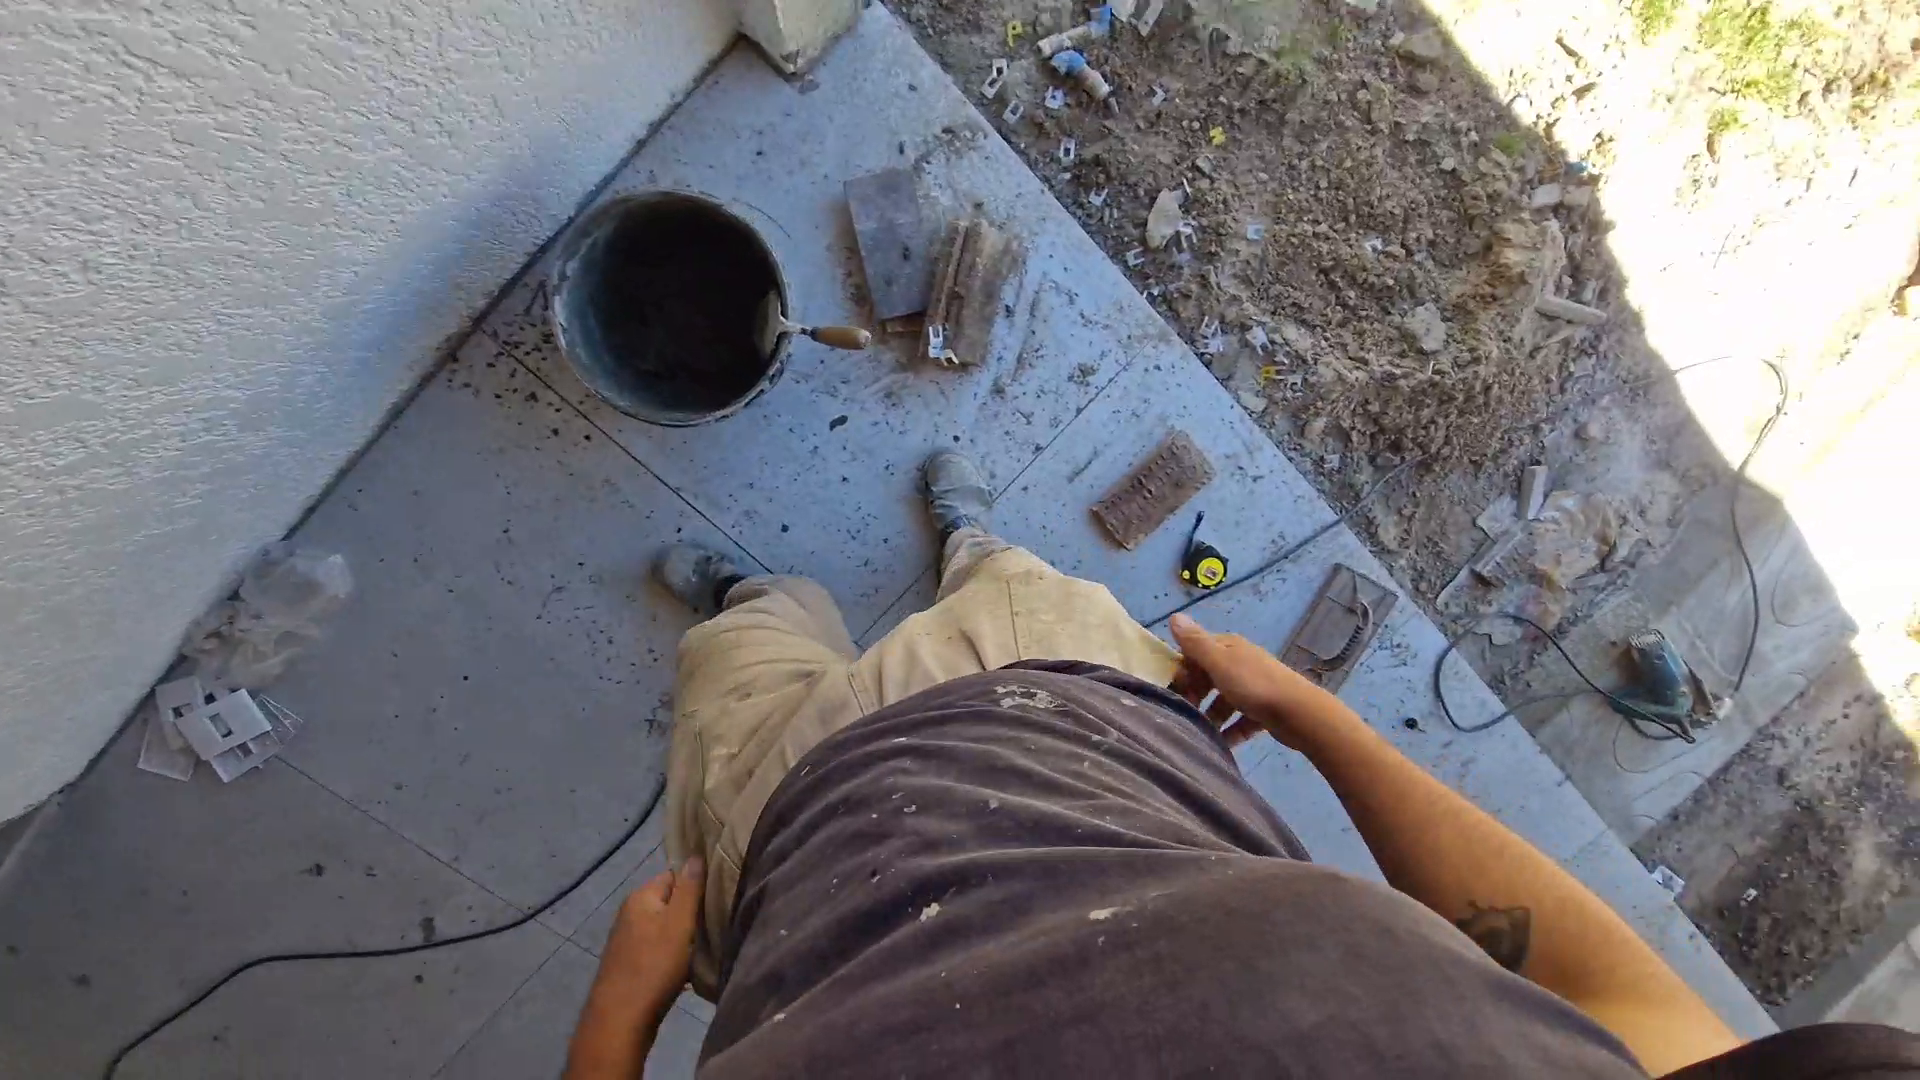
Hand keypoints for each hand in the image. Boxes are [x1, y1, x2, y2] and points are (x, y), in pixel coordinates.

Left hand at [595, 857, 704, 1020]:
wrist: (619, 1023)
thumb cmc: (654, 966)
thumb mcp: (679, 922)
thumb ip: (690, 888)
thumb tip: (696, 855)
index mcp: (640, 897)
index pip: (675, 874)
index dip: (696, 886)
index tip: (714, 900)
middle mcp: (630, 913)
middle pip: (671, 901)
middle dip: (691, 913)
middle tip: (710, 926)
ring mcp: (626, 940)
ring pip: (665, 927)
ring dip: (683, 936)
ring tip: (700, 949)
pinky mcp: (628, 964)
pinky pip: (657, 948)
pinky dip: (671, 955)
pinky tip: (683, 969)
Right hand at [1168, 613, 1343, 750]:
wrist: (1300, 714)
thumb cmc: (1254, 685)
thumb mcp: (1219, 662)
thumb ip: (1195, 642)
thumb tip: (1174, 616)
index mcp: (1229, 648)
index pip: (1195, 652)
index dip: (1182, 670)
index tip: (1173, 690)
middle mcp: (1241, 662)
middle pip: (1208, 677)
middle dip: (1195, 695)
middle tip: (1185, 713)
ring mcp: (1254, 686)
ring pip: (1224, 700)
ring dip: (1211, 716)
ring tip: (1201, 732)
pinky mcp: (1264, 709)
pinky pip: (1241, 719)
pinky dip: (1230, 731)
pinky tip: (1221, 744)